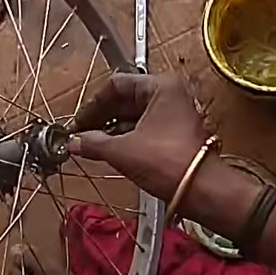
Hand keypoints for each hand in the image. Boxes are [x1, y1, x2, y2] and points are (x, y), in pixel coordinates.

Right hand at [69, 73, 208, 199]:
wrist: (202, 189)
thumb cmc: (164, 162)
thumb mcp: (123, 150)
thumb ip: (94, 142)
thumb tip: (73, 142)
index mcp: (160, 86)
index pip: (117, 85)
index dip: (93, 105)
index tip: (78, 123)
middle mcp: (170, 94)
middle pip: (126, 99)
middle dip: (102, 118)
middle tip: (80, 135)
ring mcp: (175, 113)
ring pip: (135, 115)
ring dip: (112, 130)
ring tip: (91, 146)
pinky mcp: (176, 133)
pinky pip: (145, 128)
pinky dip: (127, 138)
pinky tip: (110, 151)